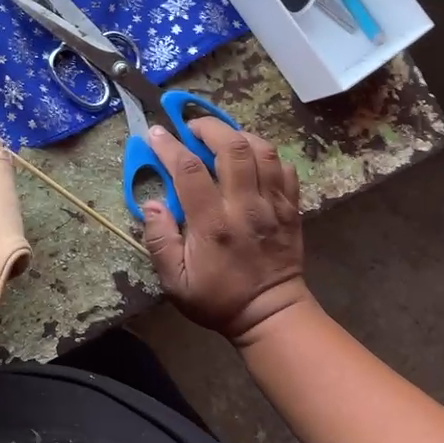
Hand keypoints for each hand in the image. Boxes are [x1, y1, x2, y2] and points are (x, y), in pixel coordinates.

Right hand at [140, 118, 311, 345]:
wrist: (271, 314)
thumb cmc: (218, 298)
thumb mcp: (175, 281)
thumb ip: (159, 240)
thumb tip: (152, 203)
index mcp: (213, 223)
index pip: (189, 170)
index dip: (169, 145)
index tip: (156, 133)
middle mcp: (245, 206)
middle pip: (232, 147)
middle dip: (209, 128)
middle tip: (192, 128)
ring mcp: (273, 205)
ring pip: (263, 150)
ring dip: (240, 135)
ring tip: (222, 137)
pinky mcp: (291, 208)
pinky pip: (285, 167)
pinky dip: (267, 155)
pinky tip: (252, 159)